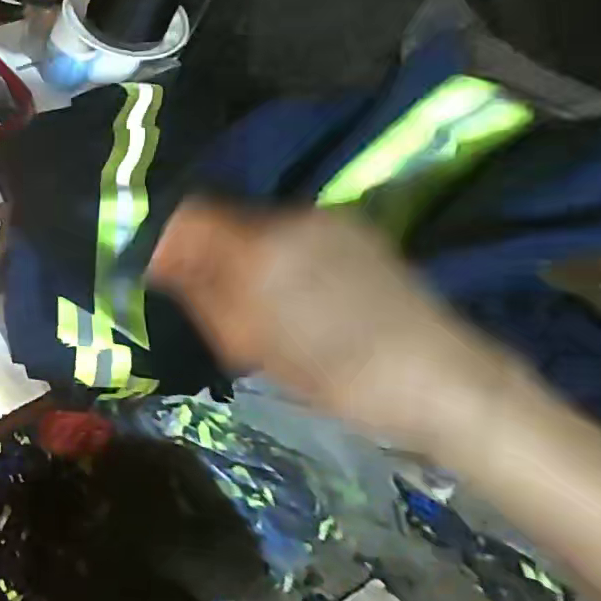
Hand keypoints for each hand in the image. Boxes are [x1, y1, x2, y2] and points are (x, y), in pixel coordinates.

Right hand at [148, 199, 521, 452]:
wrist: (444, 383)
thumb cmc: (333, 375)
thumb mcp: (247, 342)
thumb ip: (196, 291)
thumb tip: (155, 258)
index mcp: (259, 248)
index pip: (188, 218)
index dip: (166, 240)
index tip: (161, 272)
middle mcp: (290, 219)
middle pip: (221, 221)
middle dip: (205, 253)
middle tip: (212, 301)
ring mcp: (328, 221)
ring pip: (255, 228)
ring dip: (241, 256)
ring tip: (259, 303)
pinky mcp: (355, 231)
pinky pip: (290, 234)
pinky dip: (276, 257)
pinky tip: (296, 295)